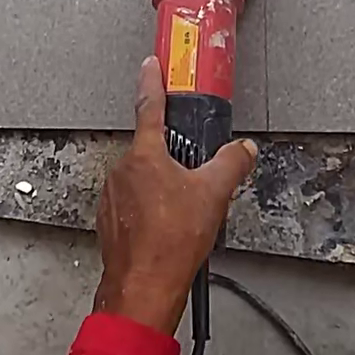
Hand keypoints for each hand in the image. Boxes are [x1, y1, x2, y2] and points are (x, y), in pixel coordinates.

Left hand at [94, 57, 258, 332]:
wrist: (143, 289)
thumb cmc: (172, 241)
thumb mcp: (214, 193)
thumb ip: (232, 162)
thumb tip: (245, 149)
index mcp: (145, 156)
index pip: (148, 107)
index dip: (151, 81)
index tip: (149, 64)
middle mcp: (122, 171)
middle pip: (151, 148)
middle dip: (172, 154)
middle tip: (194, 172)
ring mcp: (112, 197)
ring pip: (142, 176)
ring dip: (162, 183)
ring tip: (184, 208)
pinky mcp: (110, 221)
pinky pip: (133, 200)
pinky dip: (151, 205)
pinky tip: (169, 225)